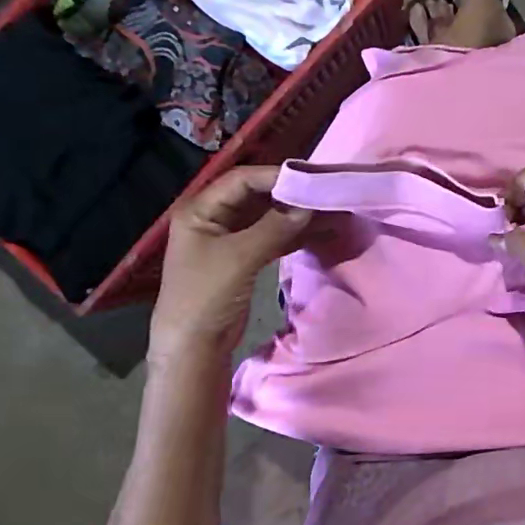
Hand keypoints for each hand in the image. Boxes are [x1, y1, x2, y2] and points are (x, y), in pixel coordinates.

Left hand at [149, 166, 310, 360]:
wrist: (193, 348)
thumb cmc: (206, 296)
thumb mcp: (240, 257)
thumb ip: (274, 228)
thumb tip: (309, 206)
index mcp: (200, 210)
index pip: (241, 180)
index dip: (275, 176)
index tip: (310, 177)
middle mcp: (213, 219)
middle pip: (256, 197)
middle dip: (290, 195)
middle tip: (325, 191)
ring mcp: (229, 240)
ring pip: (267, 219)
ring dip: (296, 216)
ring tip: (331, 210)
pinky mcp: (243, 261)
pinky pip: (272, 239)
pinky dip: (294, 236)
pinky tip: (320, 232)